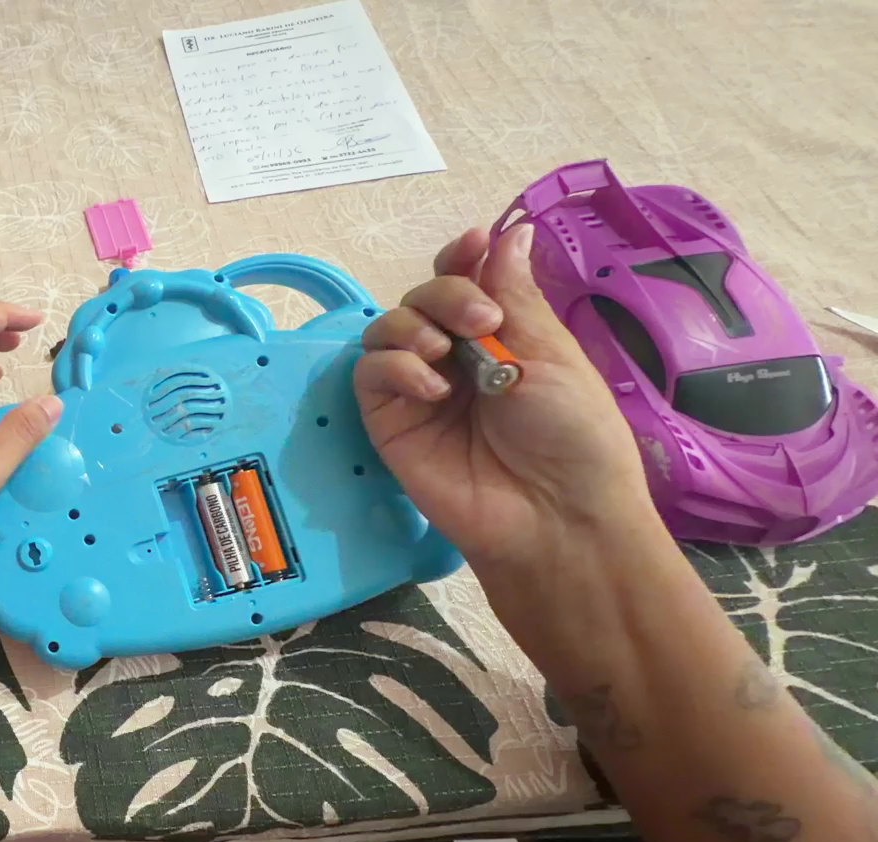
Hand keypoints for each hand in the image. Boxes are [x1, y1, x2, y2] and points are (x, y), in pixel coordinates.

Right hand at [355, 224, 660, 578]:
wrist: (548, 510)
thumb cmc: (570, 434)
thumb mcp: (550, 355)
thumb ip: (515, 297)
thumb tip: (505, 232)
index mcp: (500, 335)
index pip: (465, 283)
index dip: (460, 259)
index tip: (471, 244)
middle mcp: (452, 356)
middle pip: (420, 299)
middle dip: (445, 294)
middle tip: (480, 320)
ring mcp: (415, 388)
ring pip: (384, 330)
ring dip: (411, 327)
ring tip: (444, 355)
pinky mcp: (386, 418)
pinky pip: (368, 373)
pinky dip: (394, 367)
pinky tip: (430, 386)